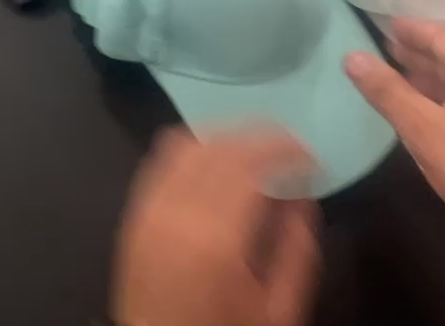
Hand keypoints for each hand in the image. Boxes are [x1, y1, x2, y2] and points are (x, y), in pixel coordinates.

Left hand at [111, 128, 320, 325]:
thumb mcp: (278, 312)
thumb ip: (297, 251)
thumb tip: (304, 196)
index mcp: (217, 238)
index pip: (253, 164)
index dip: (285, 150)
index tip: (309, 156)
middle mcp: (178, 211)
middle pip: (222, 145)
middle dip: (261, 136)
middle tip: (289, 146)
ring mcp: (150, 207)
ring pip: (189, 143)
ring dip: (226, 136)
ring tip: (255, 149)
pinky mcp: (135, 210)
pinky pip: (162, 158)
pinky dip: (193, 148)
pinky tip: (215, 158)